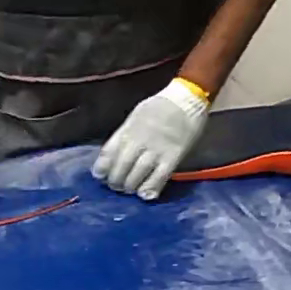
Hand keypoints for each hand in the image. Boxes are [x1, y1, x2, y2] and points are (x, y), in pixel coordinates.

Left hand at [93, 78, 209, 199]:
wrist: (189, 95)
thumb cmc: (160, 107)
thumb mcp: (135, 117)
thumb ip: (122, 136)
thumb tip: (109, 158)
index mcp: (127, 131)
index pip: (107, 155)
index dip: (101, 169)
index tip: (101, 176)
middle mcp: (138, 142)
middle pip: (119, 169)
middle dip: (115, 182)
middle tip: (118, 185)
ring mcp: (156, 150)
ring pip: (135, 177)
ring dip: (130, 187)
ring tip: (131, 188)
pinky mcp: (173, 157)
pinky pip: (158, 178)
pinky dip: (149, 189)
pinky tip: (145, 194)